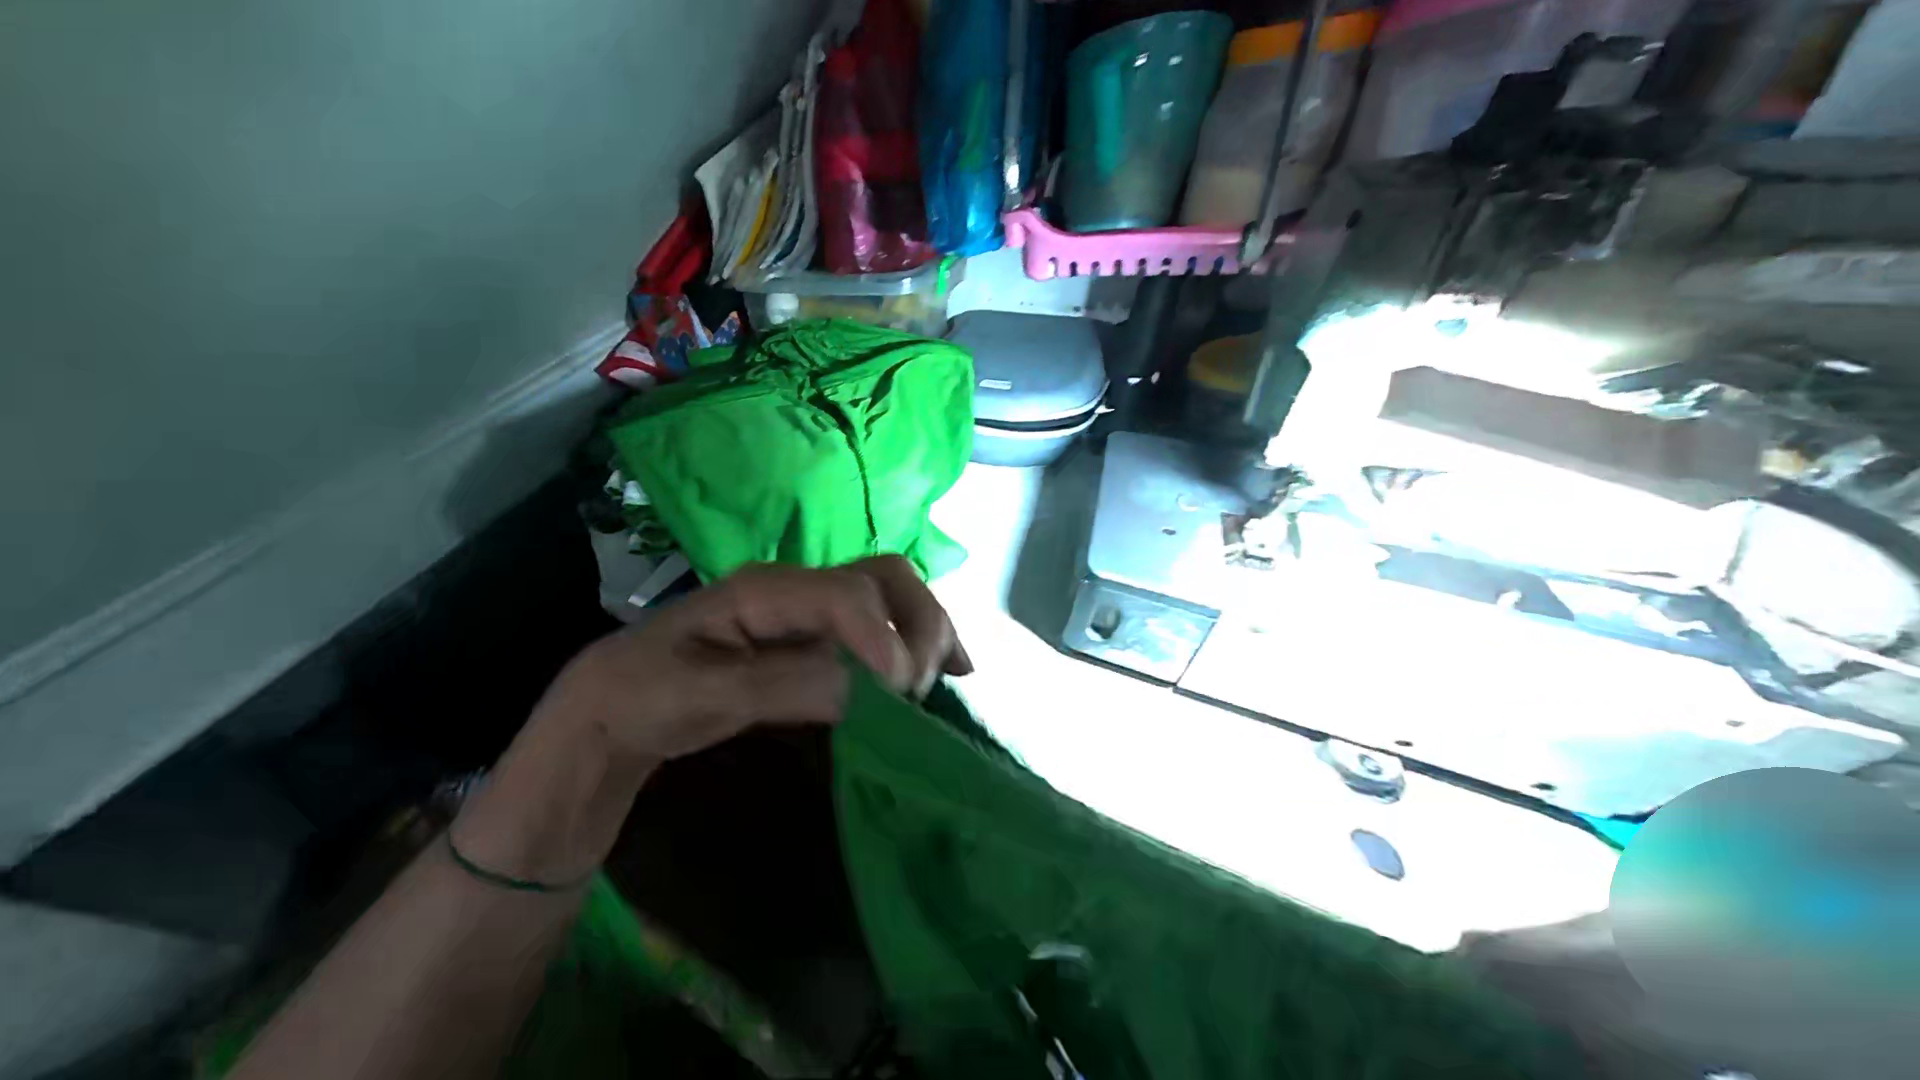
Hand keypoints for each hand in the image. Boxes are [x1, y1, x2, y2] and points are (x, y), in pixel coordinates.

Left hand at [537, 555, 972, 765]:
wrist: (617, 706)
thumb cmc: (643, 696)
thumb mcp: (699, 695)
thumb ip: (782, 684)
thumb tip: (865, 689)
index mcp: (764, 589)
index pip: (845, 594)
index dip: (882, 635)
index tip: (899, 693)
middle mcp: (800, 588)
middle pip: (885, 577)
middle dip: (919, 624)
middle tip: (918, 688)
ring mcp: (814, 611)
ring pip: (895, 595)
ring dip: (930, 630)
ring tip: (949, 678)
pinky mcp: (823, 637)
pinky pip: (888, 624)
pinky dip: (925, 642)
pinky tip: (953, 669)